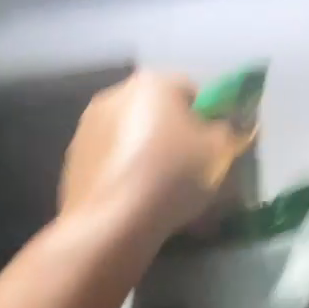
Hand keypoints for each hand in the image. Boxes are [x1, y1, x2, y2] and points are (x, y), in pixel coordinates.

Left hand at [59, 72, 248, 242]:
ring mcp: (88, 128)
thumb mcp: (223, 151)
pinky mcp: (73, 161)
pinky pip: (115, 164)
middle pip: (162, 115)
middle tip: (197, 175)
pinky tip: (142, 206)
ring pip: (136, 140)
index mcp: (153, 83)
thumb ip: (234, 130)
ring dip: (153, 158)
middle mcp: (115, 94)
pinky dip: (129, 177)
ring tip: (168, 196)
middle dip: (180, 139)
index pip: (195, 93)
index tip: (219, 151)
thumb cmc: (173, 176)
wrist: (112, 224)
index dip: (213, 121)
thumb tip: (234, 126)